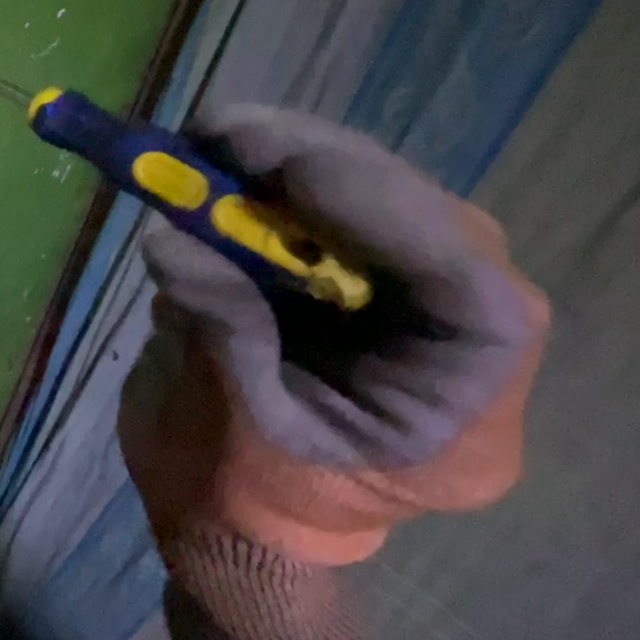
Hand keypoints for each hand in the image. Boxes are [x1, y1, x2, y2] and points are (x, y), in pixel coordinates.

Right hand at [121, 105, 549, 566]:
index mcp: (454, 400)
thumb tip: (172, 238)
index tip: (282, 163)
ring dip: (291, 160)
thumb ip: (217, 326)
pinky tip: (212, 166)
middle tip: (222, 132)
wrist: (221, 507)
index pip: (468, 288)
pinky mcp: (344, 281)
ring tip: (207, 140)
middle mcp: (447, 339)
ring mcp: (399, 306)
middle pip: (425, 223)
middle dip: (323, 166)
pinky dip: (263, 181)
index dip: (384, 211)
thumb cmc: (236, 489)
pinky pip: (324, 212)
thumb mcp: (227, 421)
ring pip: (379, 203)